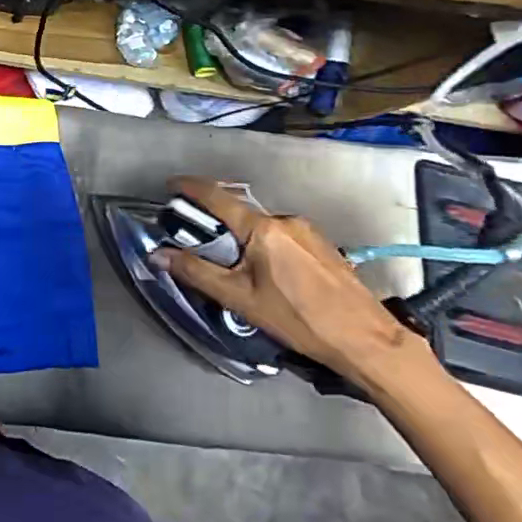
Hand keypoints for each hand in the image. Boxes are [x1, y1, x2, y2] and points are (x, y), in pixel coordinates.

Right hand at [149, 176, 422, 380]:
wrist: (362, 337)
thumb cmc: (297, 319)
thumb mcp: (241, 300)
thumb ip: (197, 273)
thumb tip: (159, 255)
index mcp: (263, 228)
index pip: (218, 198)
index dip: (192, 188)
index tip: (172, 184)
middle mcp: (285, 219)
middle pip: (241, 212)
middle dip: (217, 220)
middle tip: (198, 238)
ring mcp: (307, 229)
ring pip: (263, 225)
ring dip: (243, 236)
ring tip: (234, 266)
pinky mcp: (321, 243)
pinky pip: (282, 234)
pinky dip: (265, 244)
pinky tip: (268, 273)